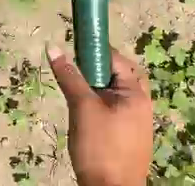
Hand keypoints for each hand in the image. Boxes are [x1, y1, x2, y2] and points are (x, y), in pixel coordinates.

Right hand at [47, 45, 154, 185]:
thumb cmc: (100, 147)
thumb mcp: (82, 108)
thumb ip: (69, 76)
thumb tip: (52, 46)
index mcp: (136, 94)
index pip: (115, 59)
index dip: (94, 51)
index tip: (73, 51)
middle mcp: (142, 105)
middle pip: (120, 74)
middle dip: (98, 69)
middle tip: (77, 73)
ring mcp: (137, 123)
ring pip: (116, 93)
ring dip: (97, 88)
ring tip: (78, 95)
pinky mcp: (130, 138)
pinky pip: (116, 110)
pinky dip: (101, 105)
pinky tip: (86, 115)